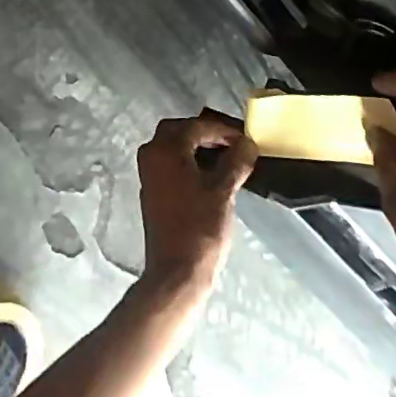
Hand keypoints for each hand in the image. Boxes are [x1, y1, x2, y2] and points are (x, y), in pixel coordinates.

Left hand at [135, 113, 258, 294]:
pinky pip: (170, 163)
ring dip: (197, 146)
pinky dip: (188, 160)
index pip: (196, 125)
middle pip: (179, 130)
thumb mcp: (223, 191)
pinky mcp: (152, 189)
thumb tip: (247, 143)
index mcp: (165, 149)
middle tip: (233, 142)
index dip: (223, 128)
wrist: (176, 271)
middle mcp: (151, 154)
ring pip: (172, 146)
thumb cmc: (200, 227)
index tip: (245, 137)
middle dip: (206, 132)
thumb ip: (235, 162)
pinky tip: (210, 174)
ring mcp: (148, 172)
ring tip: (227, 156)